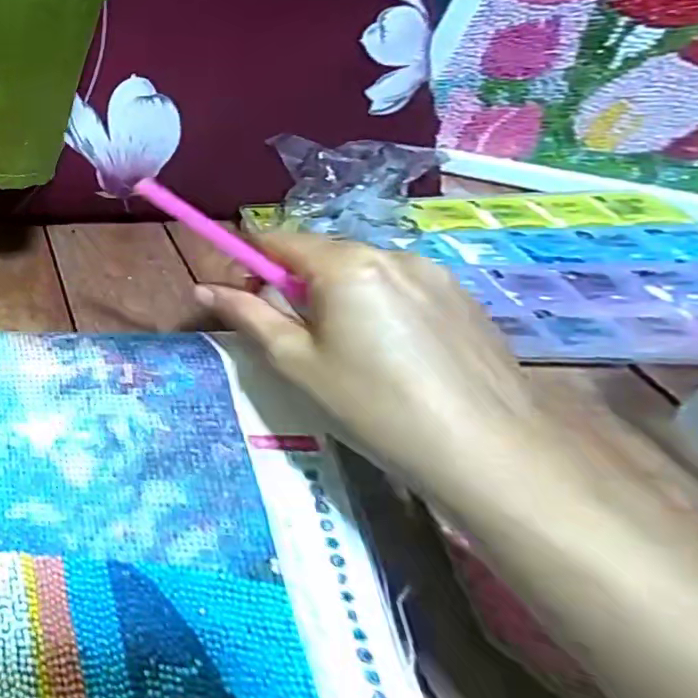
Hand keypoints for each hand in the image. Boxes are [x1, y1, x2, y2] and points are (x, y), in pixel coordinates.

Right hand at [197, 233, 550, 498]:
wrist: (495, 459)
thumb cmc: (374, 406)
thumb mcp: (294, 361)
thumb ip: (246, 315)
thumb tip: (202, 288)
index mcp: (345, 264)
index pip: (275, 239)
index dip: (246, 261)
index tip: (240, 297)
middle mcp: (392, 255)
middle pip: (319, 253)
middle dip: (292, 281)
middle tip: (288, 332)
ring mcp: (437, 277)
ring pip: (361, 271)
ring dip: (335, 294)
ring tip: (342, 348)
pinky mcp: (467, 302)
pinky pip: (401, 288)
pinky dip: (377, 306)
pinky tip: (389, 355)